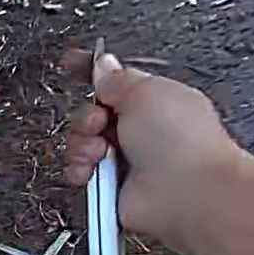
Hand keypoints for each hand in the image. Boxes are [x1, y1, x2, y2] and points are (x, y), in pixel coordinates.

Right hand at [60, 50, 250, 249]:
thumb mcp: (145, 90)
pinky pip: (80, 173)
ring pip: (81, 145)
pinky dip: (82, 171)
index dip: (91, 73)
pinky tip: (94, 171)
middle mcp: (137, 131)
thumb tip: (102, 65)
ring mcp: (123, 160)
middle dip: (86, 118)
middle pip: (90, 116)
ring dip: (83, 146)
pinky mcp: (110, 187)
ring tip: (100, 152)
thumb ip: (116, 78)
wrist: (183, 191)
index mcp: (152, 101)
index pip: (114, 83)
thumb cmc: (180, 140)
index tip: (70, 63)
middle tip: (98, 123)